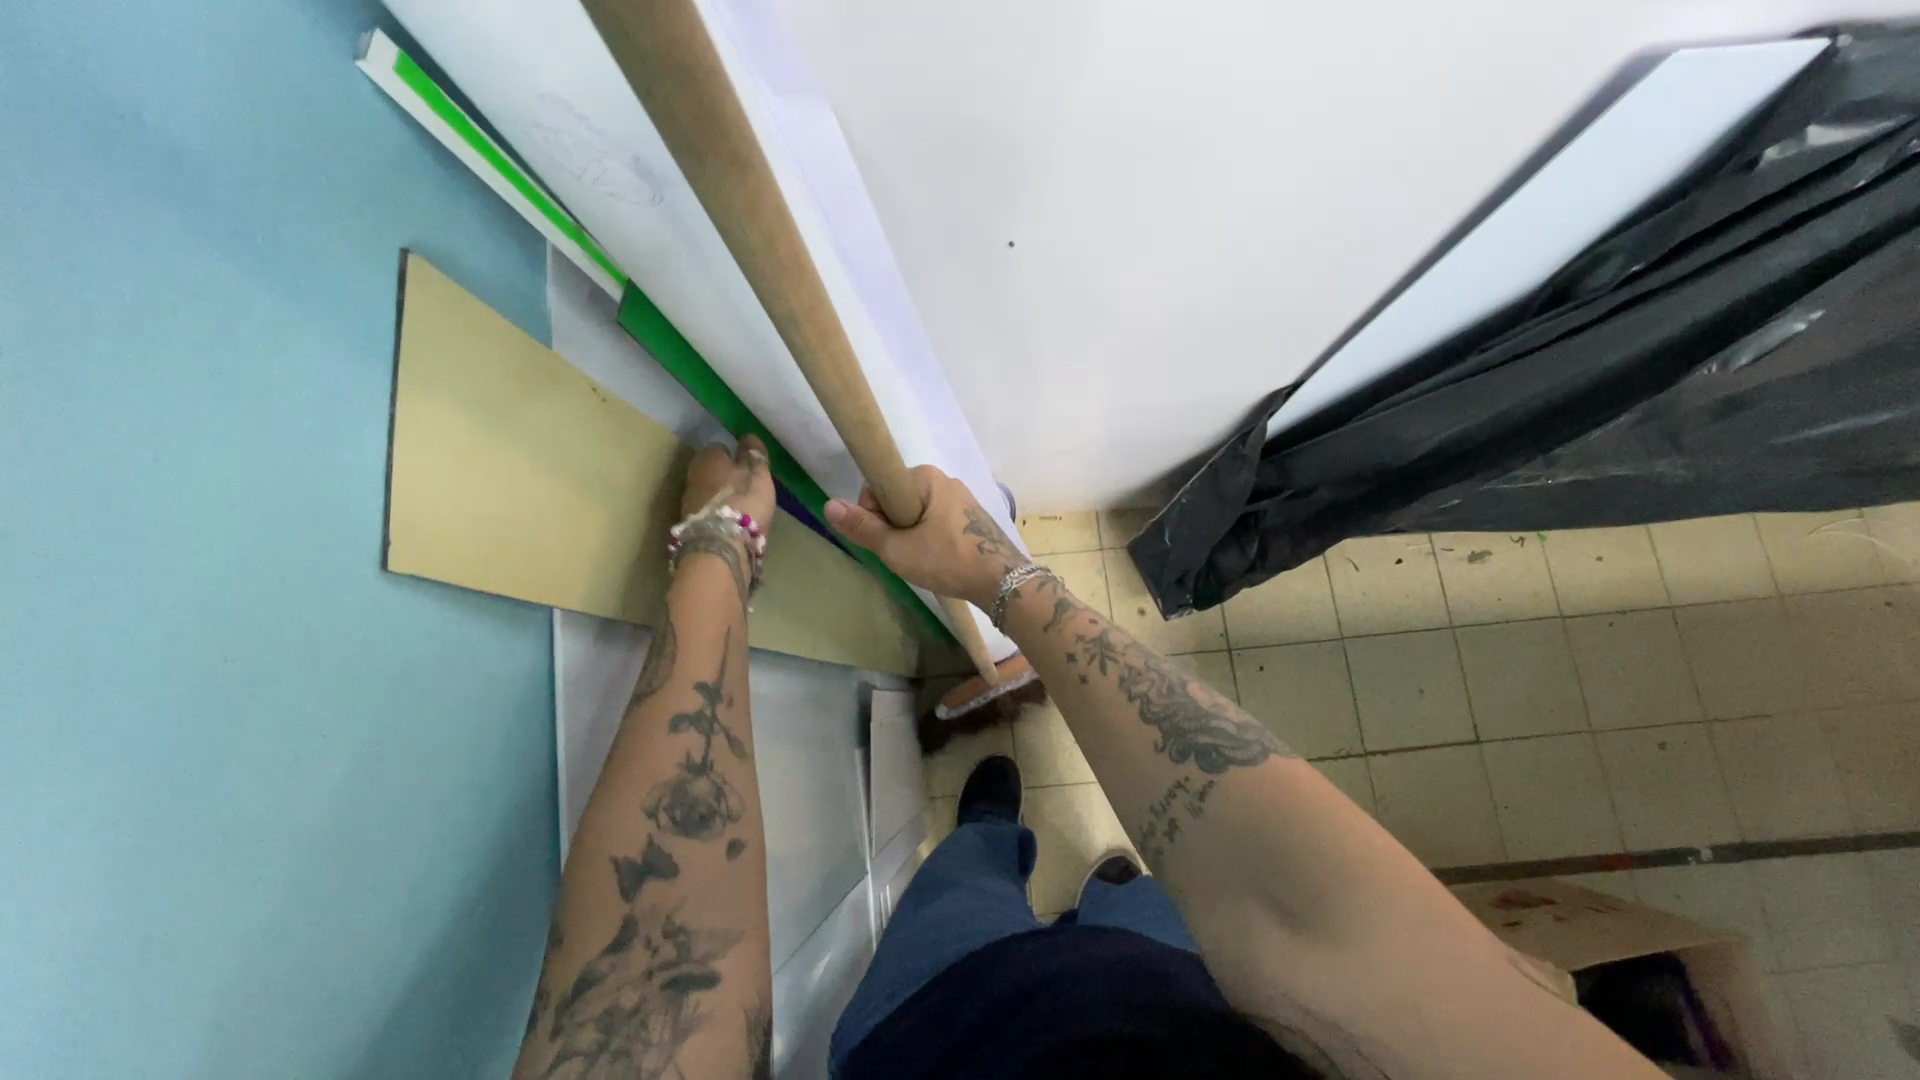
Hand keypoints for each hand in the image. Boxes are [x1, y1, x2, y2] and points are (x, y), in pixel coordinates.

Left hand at [682, 434, 775, 527]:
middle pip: (711, 471)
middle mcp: (692, 475)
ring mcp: (688, 502)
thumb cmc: (743, 501)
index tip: (749, 467)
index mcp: (707, 457)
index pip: (720, 448)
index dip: (735, 456)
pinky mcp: (690, 525)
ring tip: (742, 508)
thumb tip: (748, 436)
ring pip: (708, 493)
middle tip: (746, 487)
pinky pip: (708, 513)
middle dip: (726, 477)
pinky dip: (718, 515)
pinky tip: (733, 524)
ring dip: (722, 498)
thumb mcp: (758, 474)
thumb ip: (754, 454)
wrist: (720, 546)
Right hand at [824, 466, 1027, 608]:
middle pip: (897, 499)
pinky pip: (935, 520)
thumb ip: (863, 528)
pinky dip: (929, 537)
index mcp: (925, 477)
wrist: (1003, 581)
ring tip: (922, 559)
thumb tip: (828, 504)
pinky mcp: (970, 515)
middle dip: (892, 526)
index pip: (879, 486)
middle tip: (903, 553)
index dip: (872, 514)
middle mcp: (943, 479)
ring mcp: (960, 497)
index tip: (884, 538)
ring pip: (916, 512)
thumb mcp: (898, 549)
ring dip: (910, 534)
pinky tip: (938, 559)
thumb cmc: (948, 561)